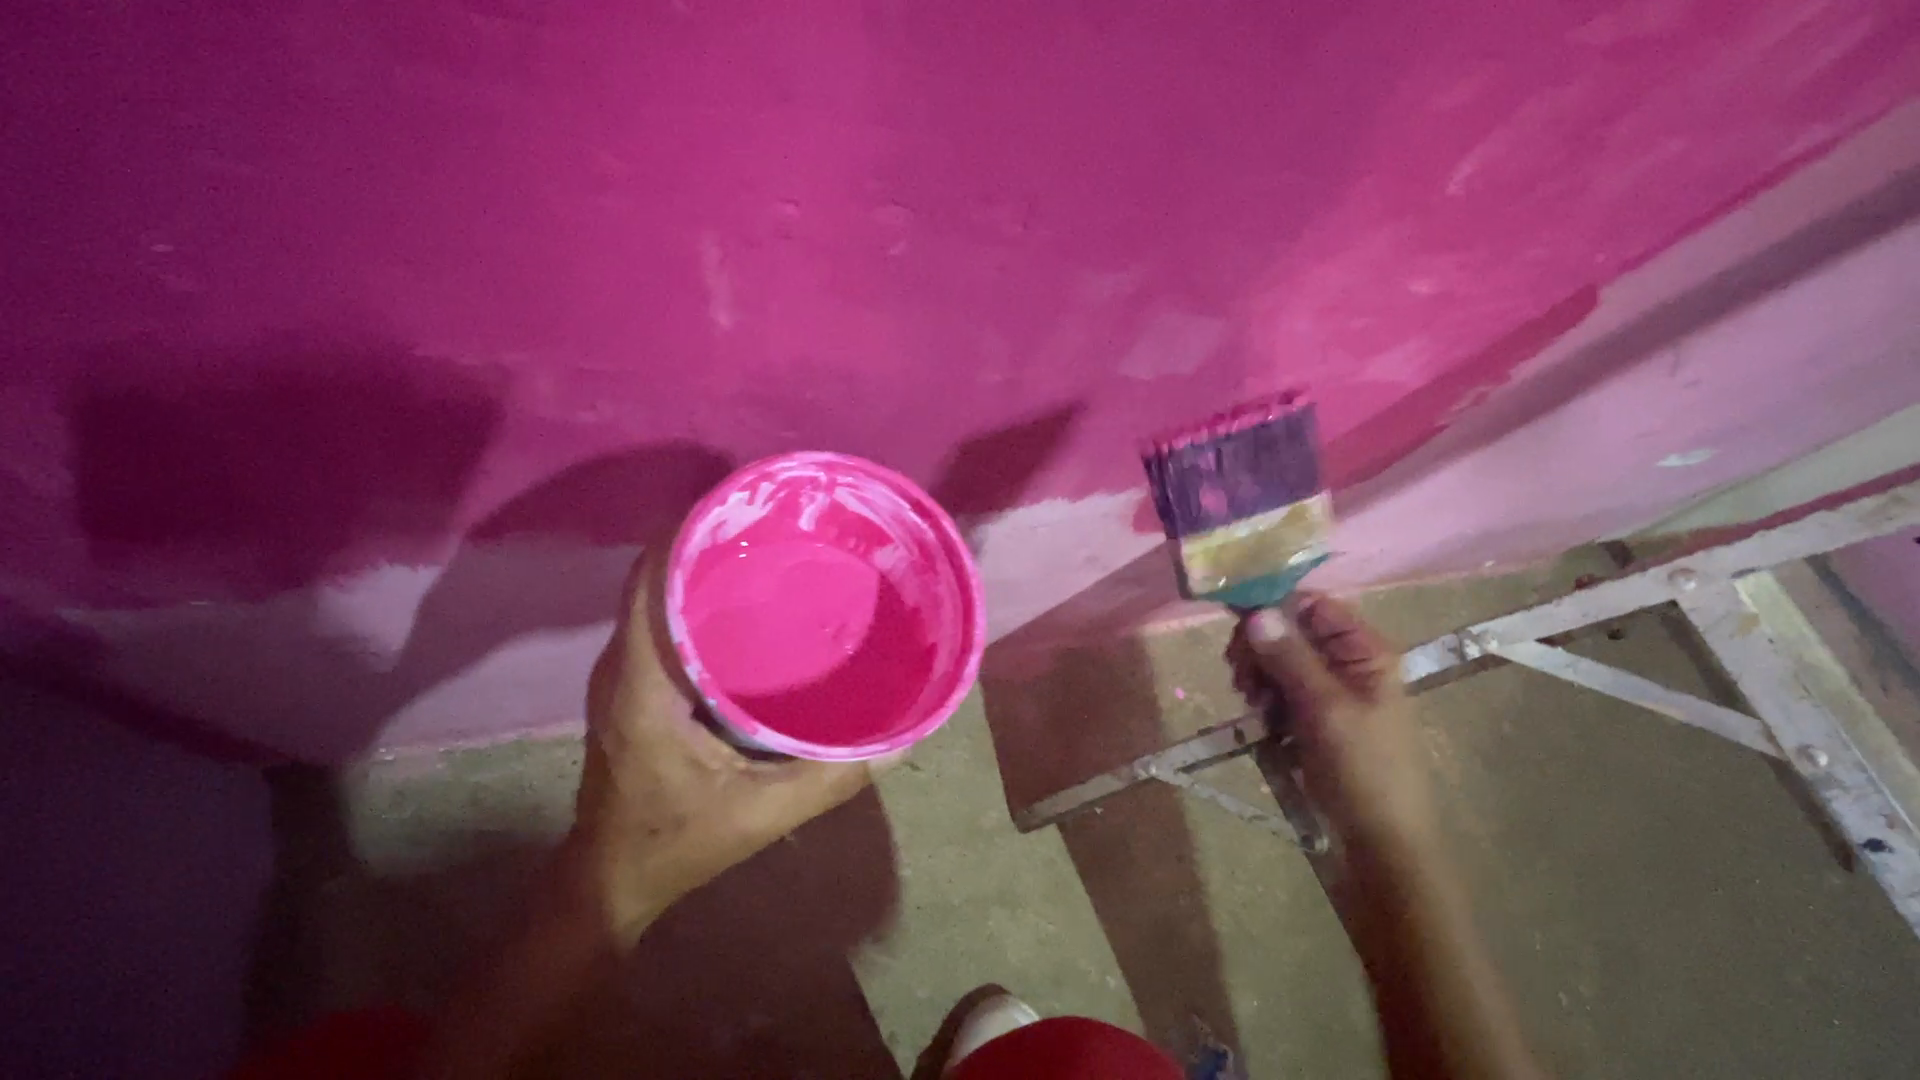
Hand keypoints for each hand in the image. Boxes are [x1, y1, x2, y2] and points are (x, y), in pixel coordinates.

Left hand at [565, 550, 878, 941]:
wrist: (611, 879)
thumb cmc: (680, 844)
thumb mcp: (765, 815)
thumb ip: (835, 775)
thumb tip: (902, 733)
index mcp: (643, 686)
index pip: (650, 580)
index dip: (690, 532)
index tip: (749, 509)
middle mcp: (622, 664)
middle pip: (654, 573)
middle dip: (709, 539)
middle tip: (778, 526)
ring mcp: (621, 671)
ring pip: (655, 591)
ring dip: (701, 564)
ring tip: (769, 551)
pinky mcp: (632, 680)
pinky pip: (659, 616)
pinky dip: (694, 595)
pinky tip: (746, 602)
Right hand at [1231, 591, 1429, 838]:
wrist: (1379, 841)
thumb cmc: (1363, 770)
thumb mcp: (1324, 709)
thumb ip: (1290, 657)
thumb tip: (1256, 610)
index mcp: (1364, 651)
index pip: (1312, 605)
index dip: (1273, 607)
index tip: (1236, 626)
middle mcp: (1346, 662)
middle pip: (1288, 629)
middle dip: (1259, 647)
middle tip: (1240, 675)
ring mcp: (1328, 690)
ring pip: (1277, 660)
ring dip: (1257, 674)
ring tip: (1252, 703)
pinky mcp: (1312, 716)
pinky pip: (1277, 689)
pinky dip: (1262, 698)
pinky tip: (1259, 717)